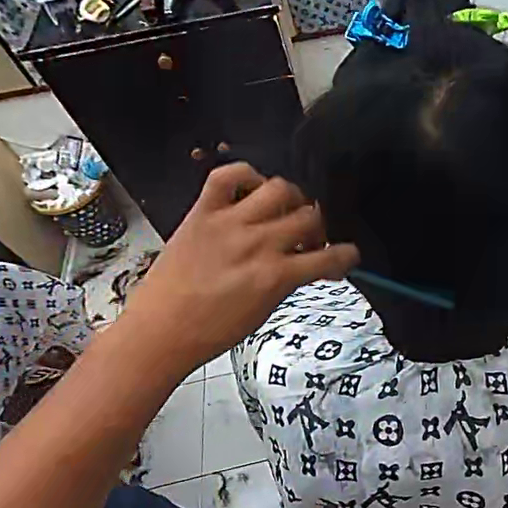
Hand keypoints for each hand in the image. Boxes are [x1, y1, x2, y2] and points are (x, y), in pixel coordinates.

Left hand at [110, 163, 358, 379]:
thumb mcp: (266, 309)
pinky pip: (226, 176)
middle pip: (309, 216)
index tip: (345, 257)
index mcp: (277, 275)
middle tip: (309, 239)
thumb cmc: (213, 330)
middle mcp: (257, 244)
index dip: (347, 256)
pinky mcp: (201, 213)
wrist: (161, 331)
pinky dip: (245, 175)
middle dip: (318, 228)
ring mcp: (228, 224)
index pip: (331, 256)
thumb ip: (290, 280)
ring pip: (279, 189)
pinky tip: (252, 191)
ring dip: (292, 199)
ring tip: (285, 212)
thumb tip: (308, 263)